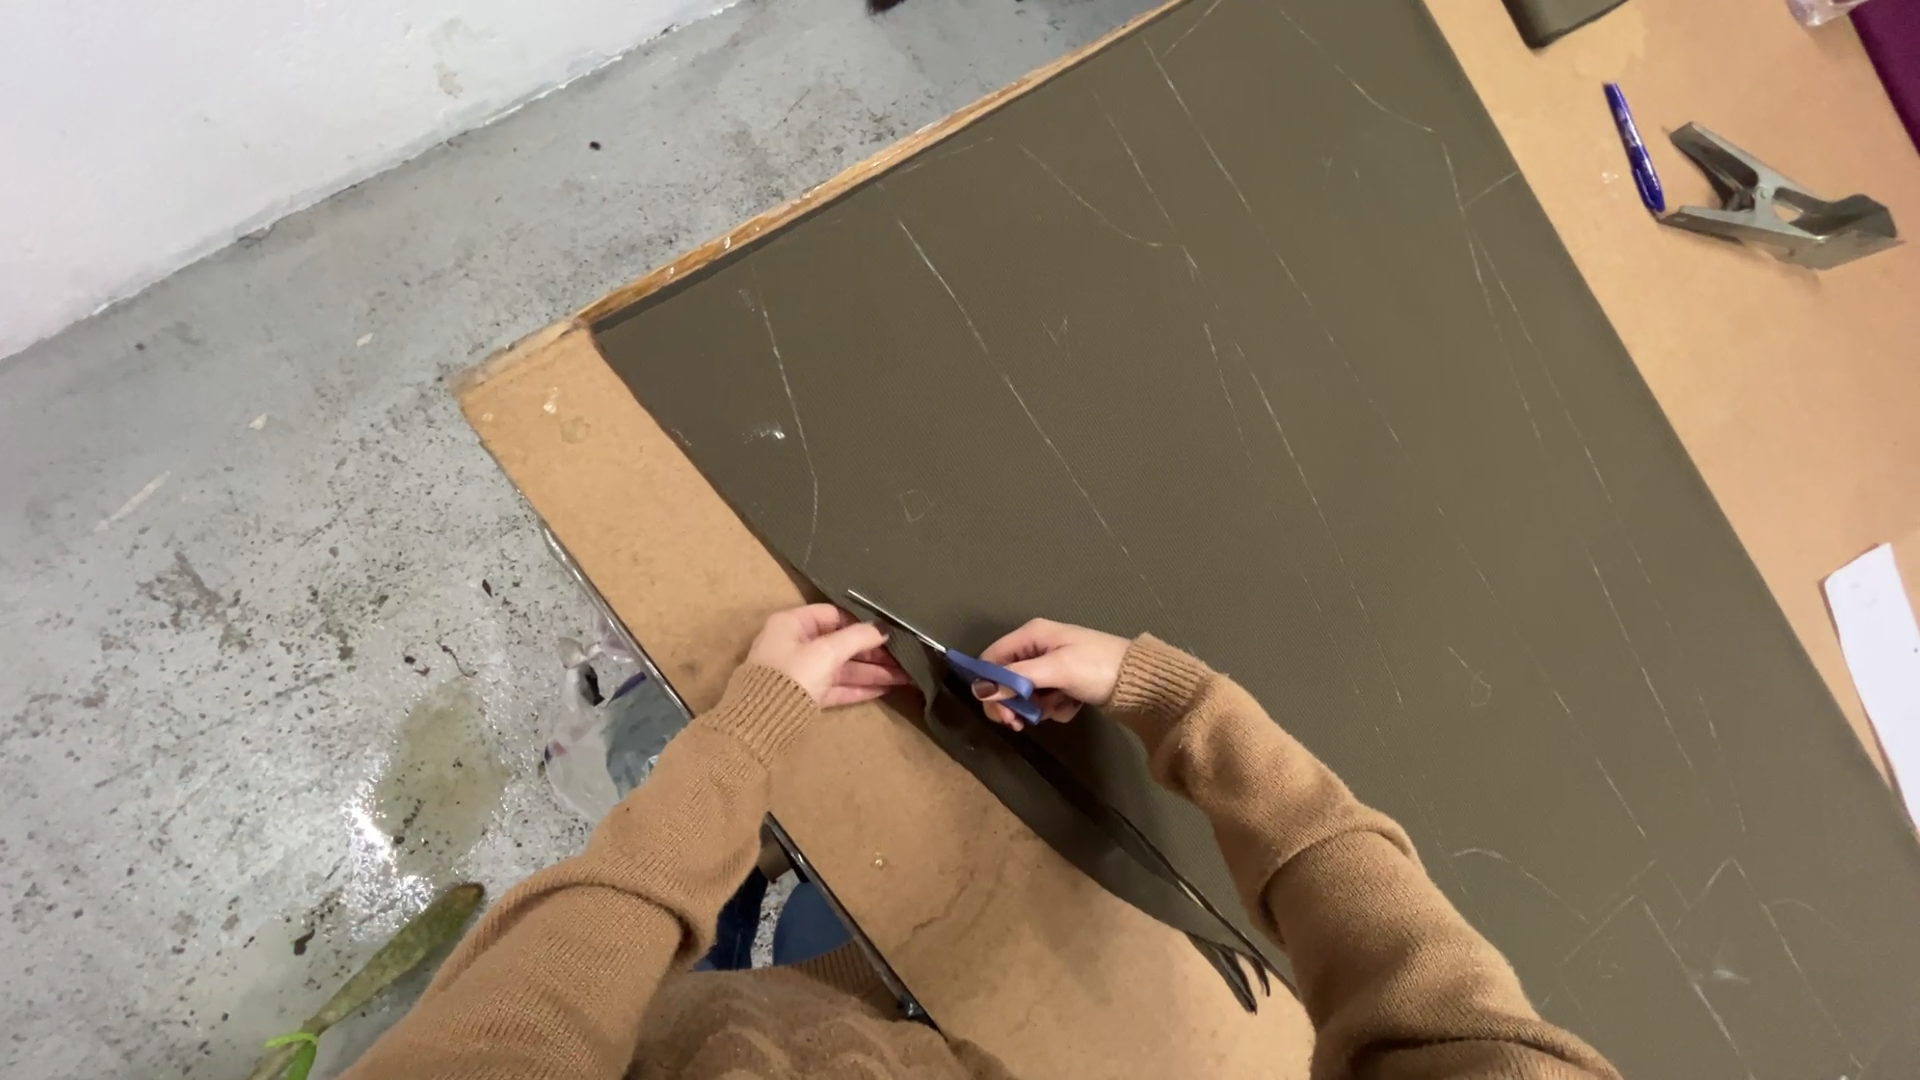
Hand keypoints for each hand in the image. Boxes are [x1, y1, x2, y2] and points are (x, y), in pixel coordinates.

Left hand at [746, 604, 909, 706]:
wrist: (761, 725)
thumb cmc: (791, 676)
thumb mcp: (826, 652)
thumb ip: (857, 637)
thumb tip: (883, 628)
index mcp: (792, 624)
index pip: (833, 615)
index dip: (860, 623)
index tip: (886, 632)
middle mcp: (796, 644)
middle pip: (841, 643)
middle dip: (873, 653)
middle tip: (903, 659)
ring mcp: (801, 672)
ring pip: (842, 668)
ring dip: (872, 672)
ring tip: (903, 677)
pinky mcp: (807, 695)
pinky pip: (837, 687)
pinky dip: (859, 688)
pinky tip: (884, 689)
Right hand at [974, 618, 1130, 728]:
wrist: (1142, 682)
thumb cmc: (1097, 667)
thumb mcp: (1057, 670)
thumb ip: (1017, 679)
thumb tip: (980, 690)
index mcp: (1032, 635)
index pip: (992, 658)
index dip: (988, 683)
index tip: (999, 710)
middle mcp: (1037, 647)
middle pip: (1005, 679)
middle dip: (1012, 702)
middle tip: (1020, 724)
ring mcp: (1051, 666)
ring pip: (1025, 693)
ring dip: (1037, 707)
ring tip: (1057, 708)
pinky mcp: (1063, 682)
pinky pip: (1045, 699)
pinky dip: (1054, 707)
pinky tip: (1071, 706)